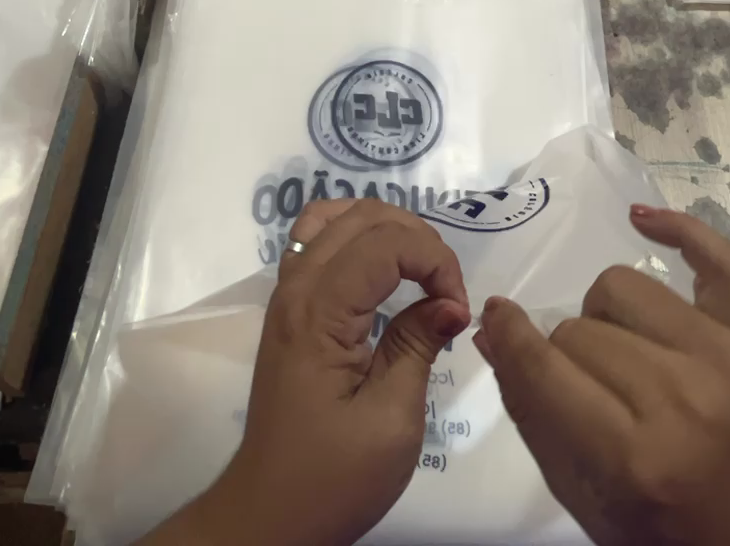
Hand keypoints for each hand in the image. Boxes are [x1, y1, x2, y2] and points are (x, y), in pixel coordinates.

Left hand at [142, 199, 470, 545]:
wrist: (271, 513)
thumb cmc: (334, 476)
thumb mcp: (393, 420)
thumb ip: (419, 345)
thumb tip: (451, 303)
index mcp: (319, 313)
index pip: (385, 244)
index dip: (434, 261)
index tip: (458, 308)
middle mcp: (296, 289)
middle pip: (361, 217)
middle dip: (416, 238)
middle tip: (445, 290)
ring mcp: (286, 294)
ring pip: (332, 216)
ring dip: (384, 227)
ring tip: (418, 266)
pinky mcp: (288, 307)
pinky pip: (315, 241)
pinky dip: (353, 234)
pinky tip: (379, 262)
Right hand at [474, 203, 729, 545]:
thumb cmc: (658, 525)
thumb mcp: (579, 492)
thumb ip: (530, 410)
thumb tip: (490, 332)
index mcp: (636, 457)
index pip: (549, 369)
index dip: (511, 338)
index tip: (493, 316)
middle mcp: (682, 399)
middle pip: (579, 330)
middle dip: (563, 354)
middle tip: (582, 387)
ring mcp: (720, 359)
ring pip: (620, 288)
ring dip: (602, 315)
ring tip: (616, 348)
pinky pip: (718, 262)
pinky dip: (682, 230)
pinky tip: (640, 218)